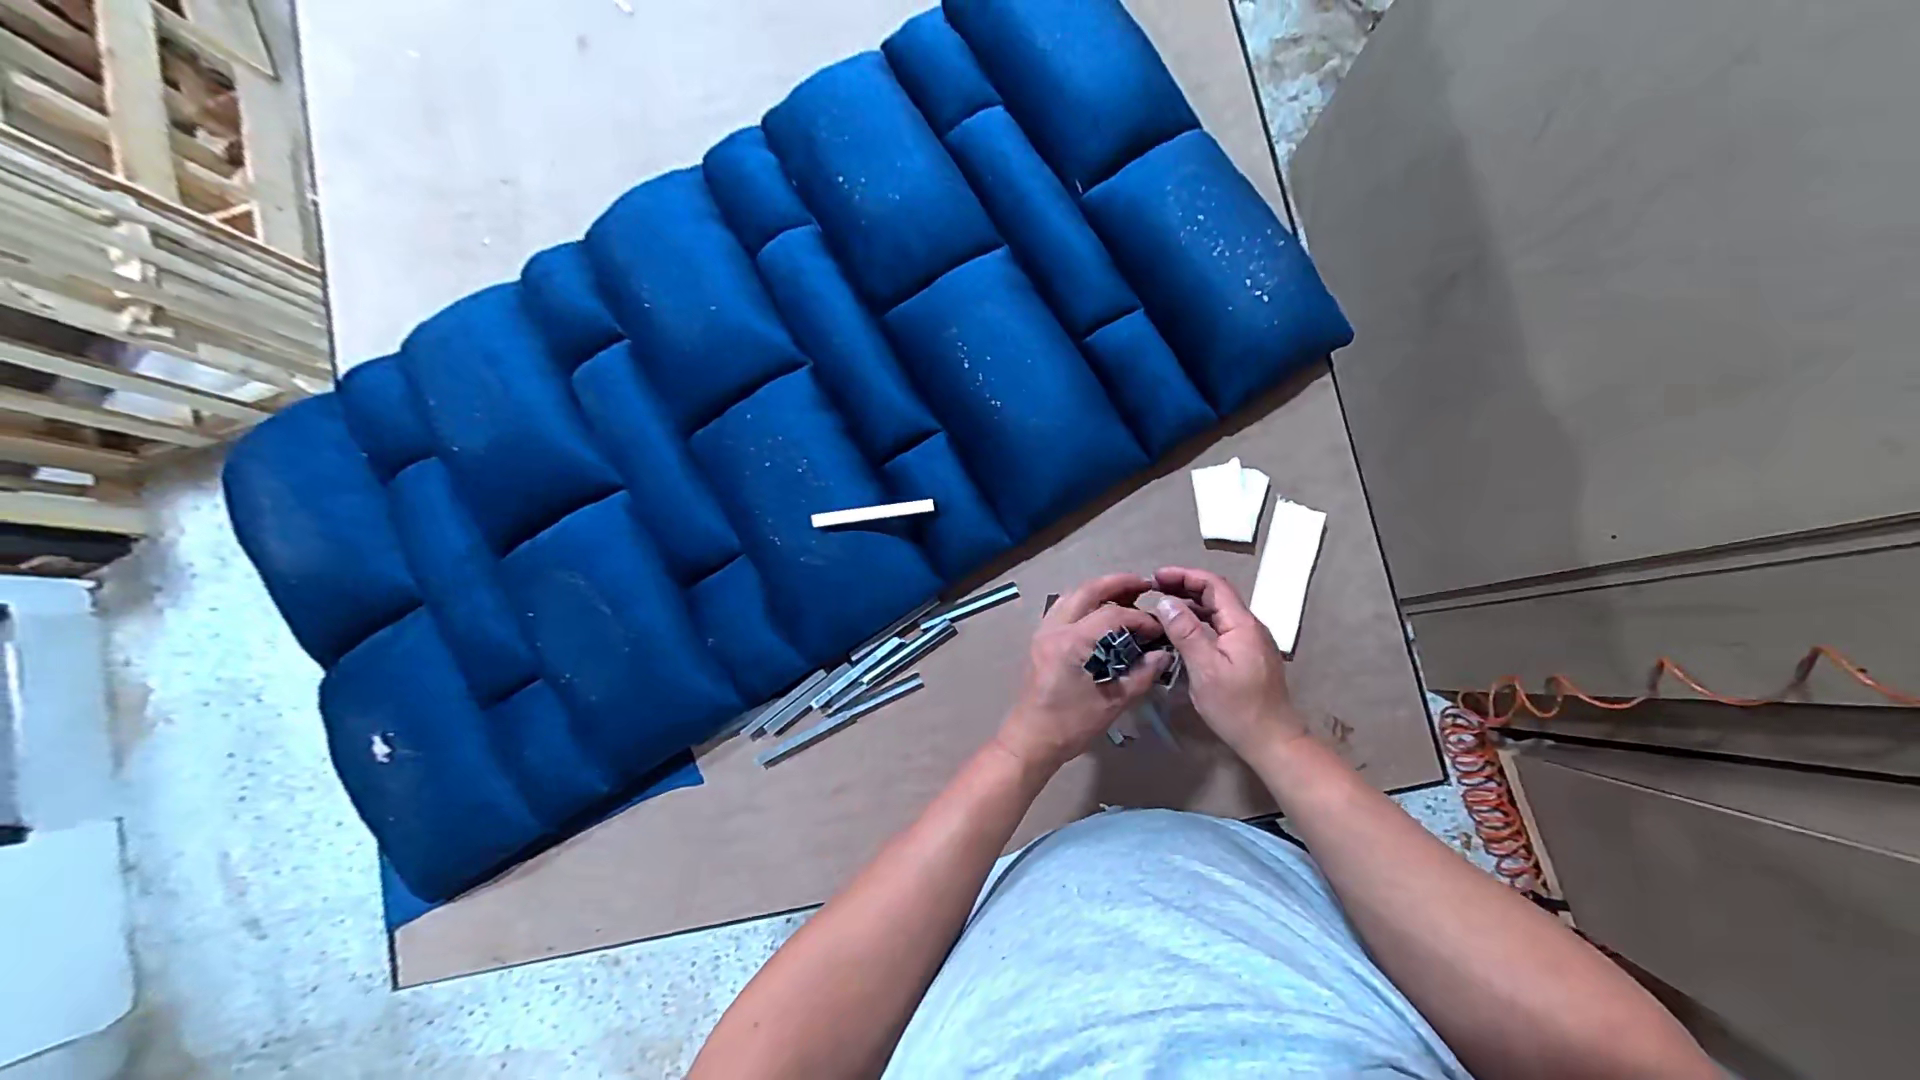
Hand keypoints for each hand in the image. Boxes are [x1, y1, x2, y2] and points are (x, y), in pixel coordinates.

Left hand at [994, 573, 1172, 772]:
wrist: (1031, 739)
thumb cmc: (1071, 725)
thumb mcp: (1113, 702)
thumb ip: (1141, 674)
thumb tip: (1163, 654)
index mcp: (1071, 643)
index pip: (1111, 615)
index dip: (1139, 617)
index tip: (1157, 628)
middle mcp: (1054, 629)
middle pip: (1087, 591)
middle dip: (1117, 583)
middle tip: (1143, 584)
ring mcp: (1043, 632)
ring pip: (1072, 596)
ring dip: (1098, 590)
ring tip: (1125, 595)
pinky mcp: (1039, 639)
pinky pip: (1063, 608)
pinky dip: (1084, 602)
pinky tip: (1100, 612)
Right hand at [1148, 566, 1308, 757]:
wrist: (1272, 740)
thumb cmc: (1237, 706)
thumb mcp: (1205, 668)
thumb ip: (1185, 632)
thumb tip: (1165, 601)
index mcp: (1242, 624)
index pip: (1214, 585)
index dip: (1184, 575)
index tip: (1156, 577)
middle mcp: (1249, 627)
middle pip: (1216, 595)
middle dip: (1185, 586)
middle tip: (1154, 589)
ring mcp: (1250, 642)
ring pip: (1217, 612)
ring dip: (1190, 604)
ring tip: (1162, 607)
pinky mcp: (1246, 656)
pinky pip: (1220, 628)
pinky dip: (1198, 622)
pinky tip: (1180, 632)